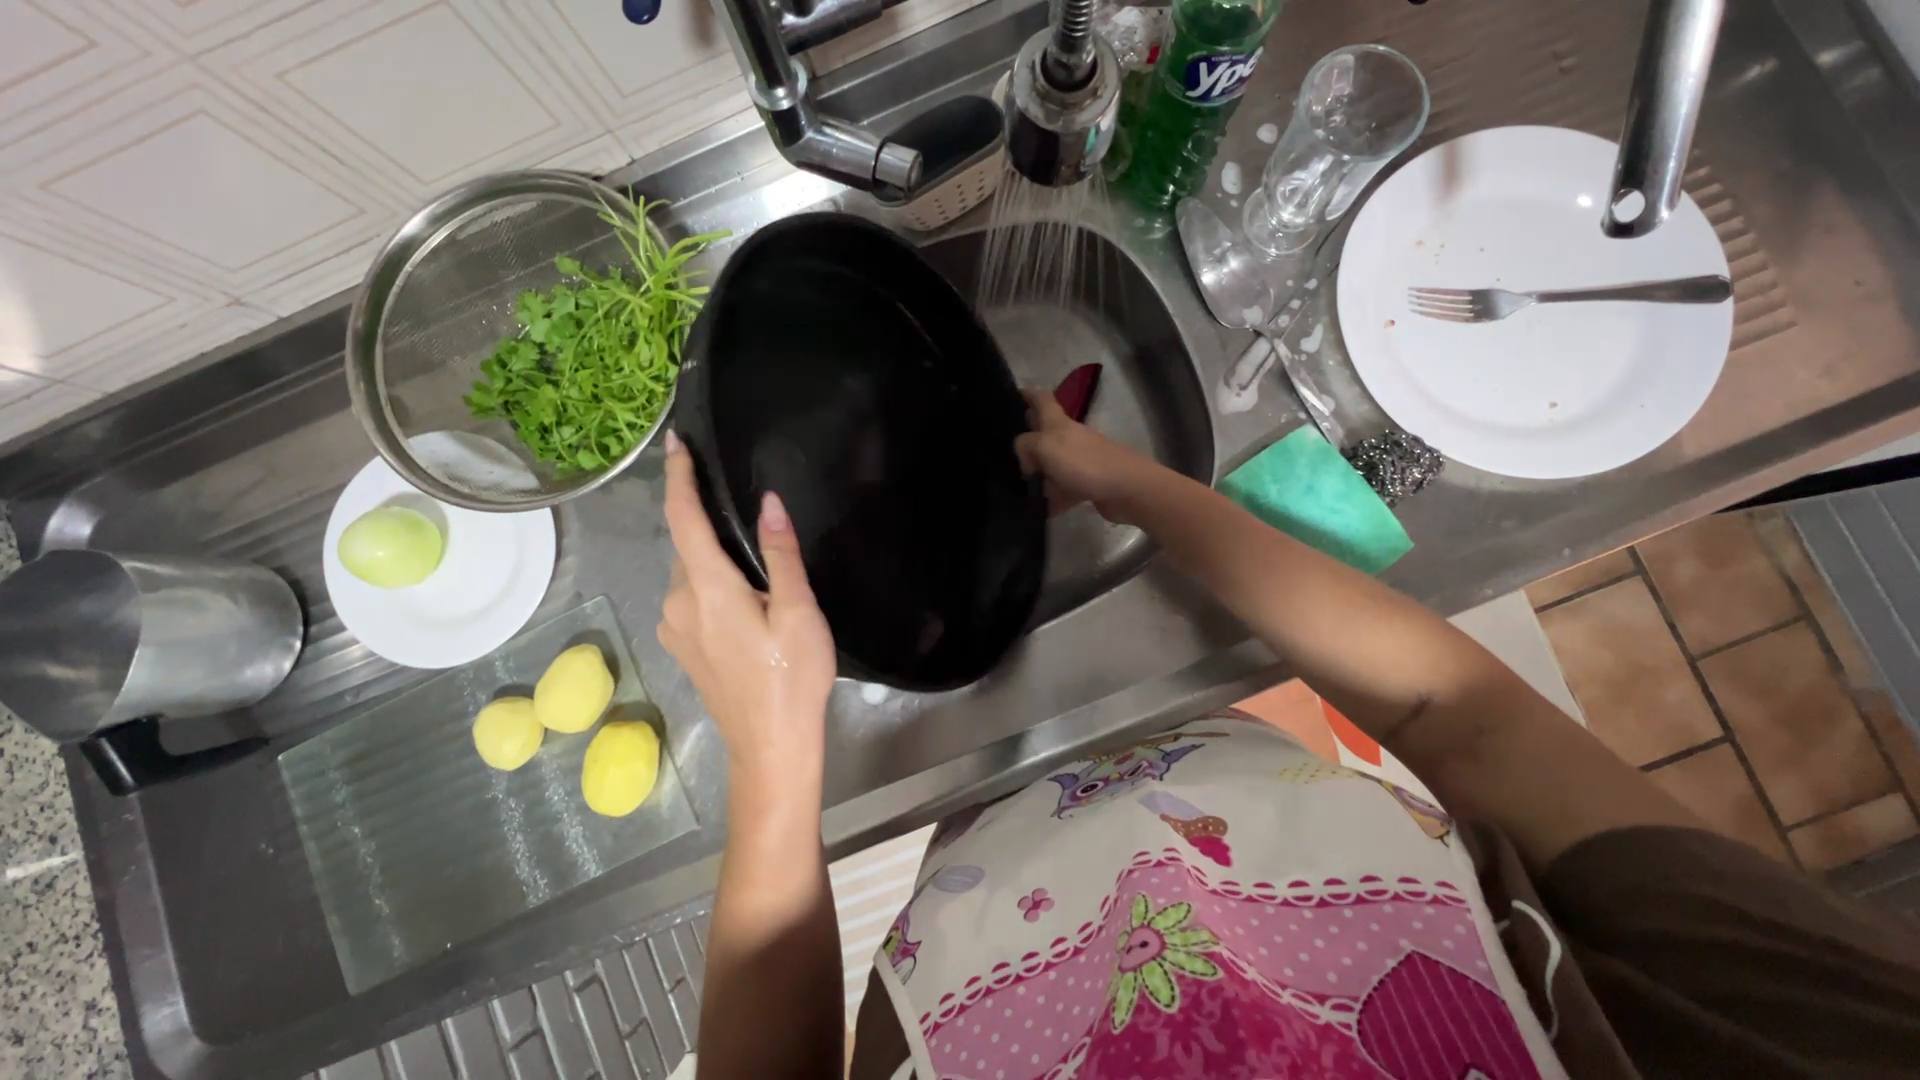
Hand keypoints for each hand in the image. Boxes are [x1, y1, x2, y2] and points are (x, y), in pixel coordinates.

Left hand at [657, 430, 835, 787]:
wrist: (770, 746)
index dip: (679, 477)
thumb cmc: (791, 677)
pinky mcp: (682, 648)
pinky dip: (710, 585)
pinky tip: (743, 602)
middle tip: (748, 522)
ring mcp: (675, 629)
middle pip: (686, 546)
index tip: (675, 442)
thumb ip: (780, 555)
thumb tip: (769, 504)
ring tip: (756, 573)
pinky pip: (690, 599)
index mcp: (707, 589)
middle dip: (708, 525)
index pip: (683, 519)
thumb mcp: (799, 613)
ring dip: (712, 560)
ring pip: (689, 574)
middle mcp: (678, 603)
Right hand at [1014, 388, 1161, 522]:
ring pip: (1053, 464)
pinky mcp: (1088, 484)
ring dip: (1039, 473)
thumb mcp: (1045, 447)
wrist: (1125, 488)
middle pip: (1045, 433)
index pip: (1042, 400)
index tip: (1013, 394)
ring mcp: (1080, 462)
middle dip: (1028, 438)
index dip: (1028, 394)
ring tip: (1018, 486)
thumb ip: (1026, 445)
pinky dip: (1053, 499)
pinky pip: (1064, 490)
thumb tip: (1024, 458)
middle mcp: (1070, 438)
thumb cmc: (1083, 463)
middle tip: (1008, 450)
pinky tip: (1040, 510)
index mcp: (1059, 423)